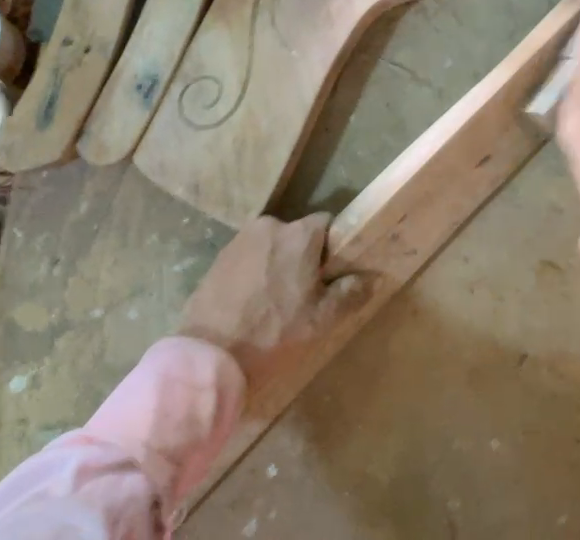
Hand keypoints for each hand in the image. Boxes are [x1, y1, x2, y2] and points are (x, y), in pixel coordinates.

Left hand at [178, 213, 366, 379]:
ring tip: (274, 303)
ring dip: (277, 266)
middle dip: (303, 258)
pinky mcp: (217, 258)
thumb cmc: (273, 333)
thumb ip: (350, 292)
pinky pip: (248, 258)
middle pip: (297, 235)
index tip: (331, 275)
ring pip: (271, 247)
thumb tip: (371, 277)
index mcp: (298, 234)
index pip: (328, 223)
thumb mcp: (320, 320)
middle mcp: (268, 226)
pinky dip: (254, 274)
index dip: (333, 248)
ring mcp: (239, 240)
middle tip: (303, 295)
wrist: (208, 355)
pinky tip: (251, 305)